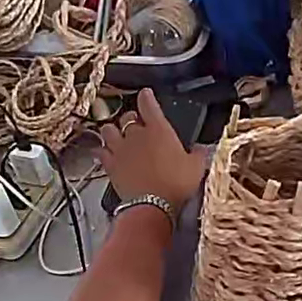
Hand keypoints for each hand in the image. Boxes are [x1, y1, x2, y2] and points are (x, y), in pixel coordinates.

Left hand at [96, 88, 205, 211]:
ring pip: (108, 130)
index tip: (145, 94)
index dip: (146, 96)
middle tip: (137, 126)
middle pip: (128, 117)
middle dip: (131, 119)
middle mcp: (137, 135)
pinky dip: (102, 151)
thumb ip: (199, 154)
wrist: (153, 206)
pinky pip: (100, 151)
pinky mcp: (110, 165)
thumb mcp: (197, 168)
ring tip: (117, 135)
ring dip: (113, 131)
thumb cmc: (175, 185)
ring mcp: (120, 149)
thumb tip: (201, 149)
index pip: (148, 103)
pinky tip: (105, 153)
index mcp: (159, 130)